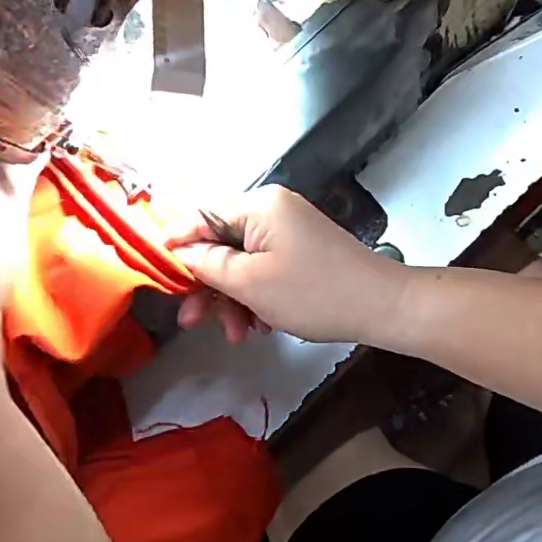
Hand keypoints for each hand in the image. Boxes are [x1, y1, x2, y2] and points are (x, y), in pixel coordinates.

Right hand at [166, 185, 407, 344]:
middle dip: (208, 286)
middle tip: (192, 322)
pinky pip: (265, 270)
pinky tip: (260, 326)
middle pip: (222, 244)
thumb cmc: (312, 292)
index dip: (177, 243)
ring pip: (243, 263)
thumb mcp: (250, 282)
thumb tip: (179, 250)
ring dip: (233, 300)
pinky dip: (256, 297)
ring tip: (237, 335)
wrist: (382, 306)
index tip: (158, 270)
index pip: (202, 215)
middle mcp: (272, 212)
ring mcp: (289, 232)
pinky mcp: (301, 253)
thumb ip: (208, 264)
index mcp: (259, 206)